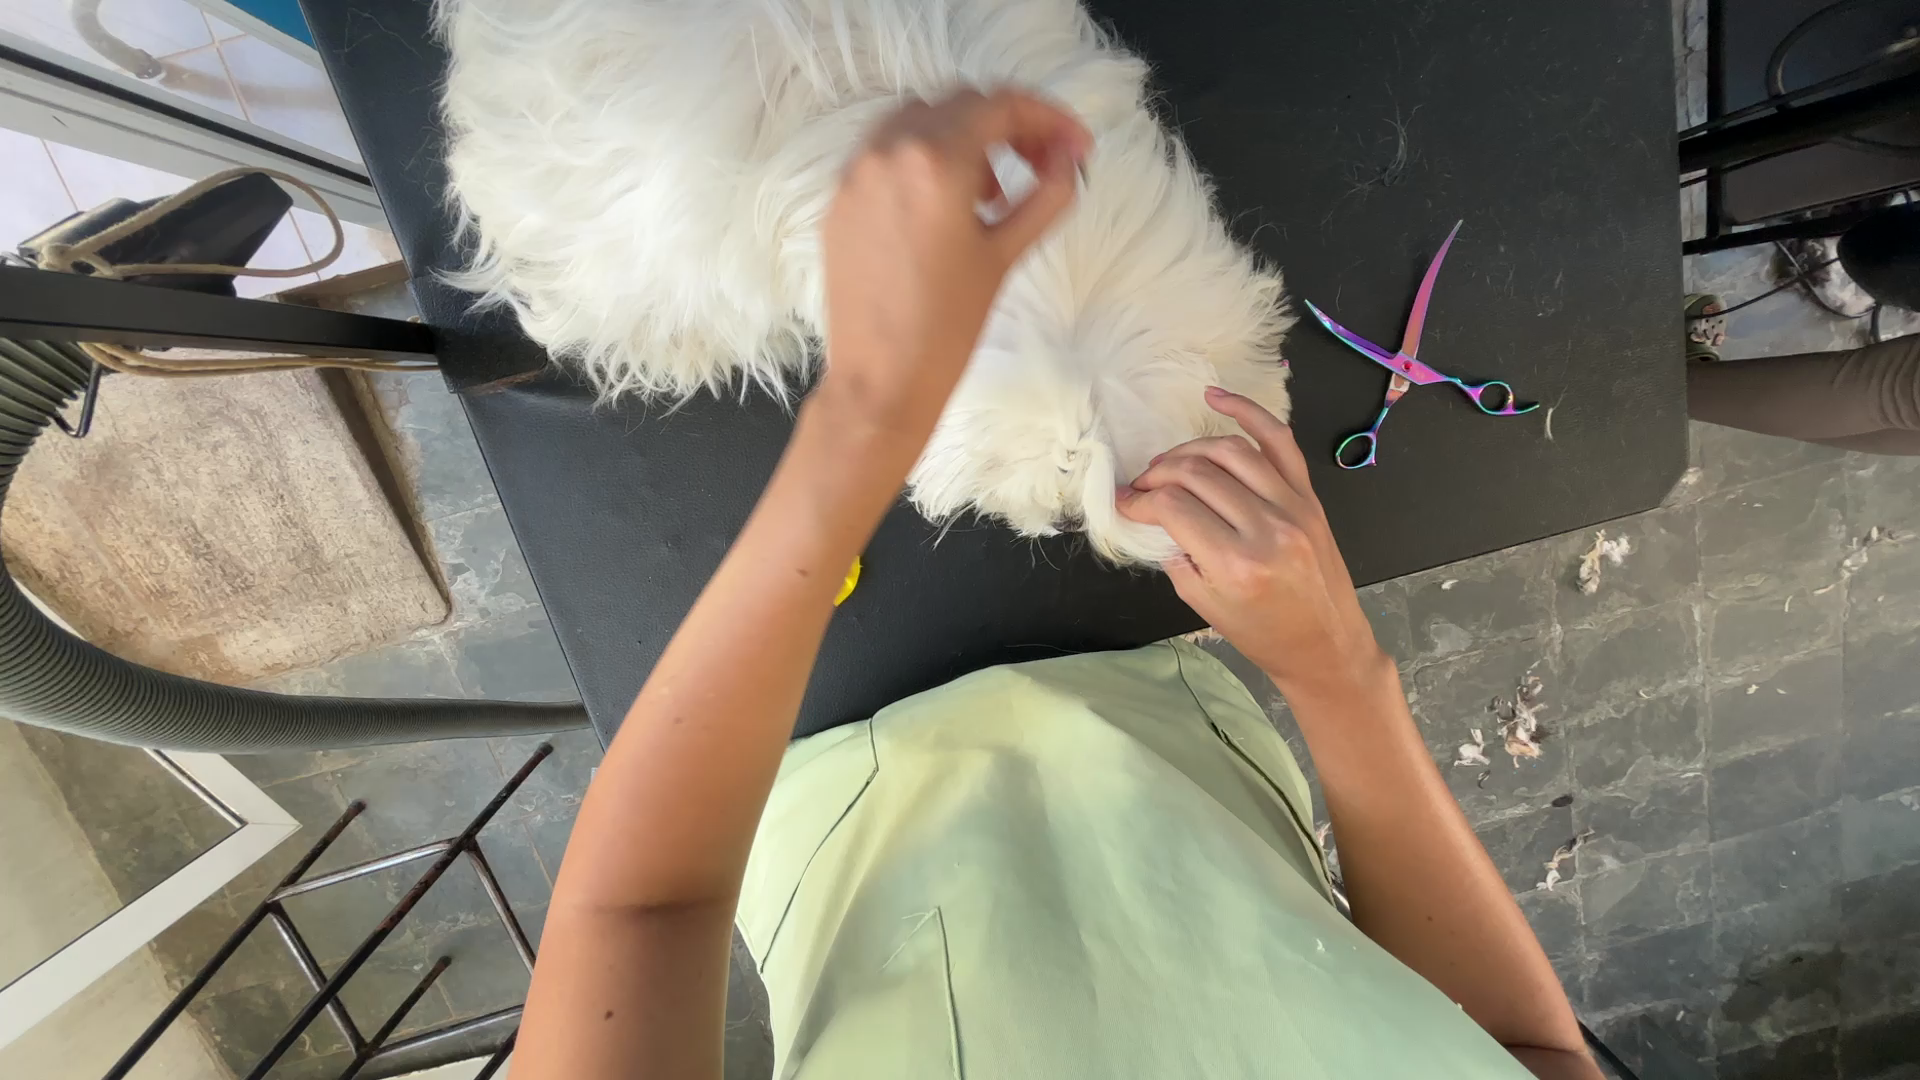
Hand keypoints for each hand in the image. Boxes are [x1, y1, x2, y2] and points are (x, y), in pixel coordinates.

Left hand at [817, 89, 1089, 432]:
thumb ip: (1046, 197)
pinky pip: (885, 156)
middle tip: (1038, 168)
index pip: (1002, 106)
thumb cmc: (947, 330)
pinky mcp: (838, 202)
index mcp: (935, 160)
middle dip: (1008, 129)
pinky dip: (921, 163)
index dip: (1049, 119)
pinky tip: (940, 211)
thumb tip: (1072, 160)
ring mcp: (855, 173)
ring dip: (961, 141)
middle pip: (960, 106)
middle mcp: (888, 150)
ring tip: (986, 197)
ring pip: (917, 122)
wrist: (881, 383)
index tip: (1075, 147)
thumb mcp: (1004, 258)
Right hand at [1117, 388, 1388, 698]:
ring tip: (1167, 464)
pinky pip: (1279, 441)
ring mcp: (1293, 506)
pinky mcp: (1309, 497)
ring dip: (1188, 450)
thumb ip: (1176, 555)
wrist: (1326, 648)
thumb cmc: (1262, 635)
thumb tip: (1154, 514)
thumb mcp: (1203, 606)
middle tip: (1141, 486)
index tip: (1124, 502)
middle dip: (1157, 475)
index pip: (1173, 507)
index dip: (1139, 500)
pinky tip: (1216, 397)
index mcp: (1236, 563)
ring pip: (1229, 451)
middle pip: (1196, 474)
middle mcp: (1266, 527)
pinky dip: (1248, 412)